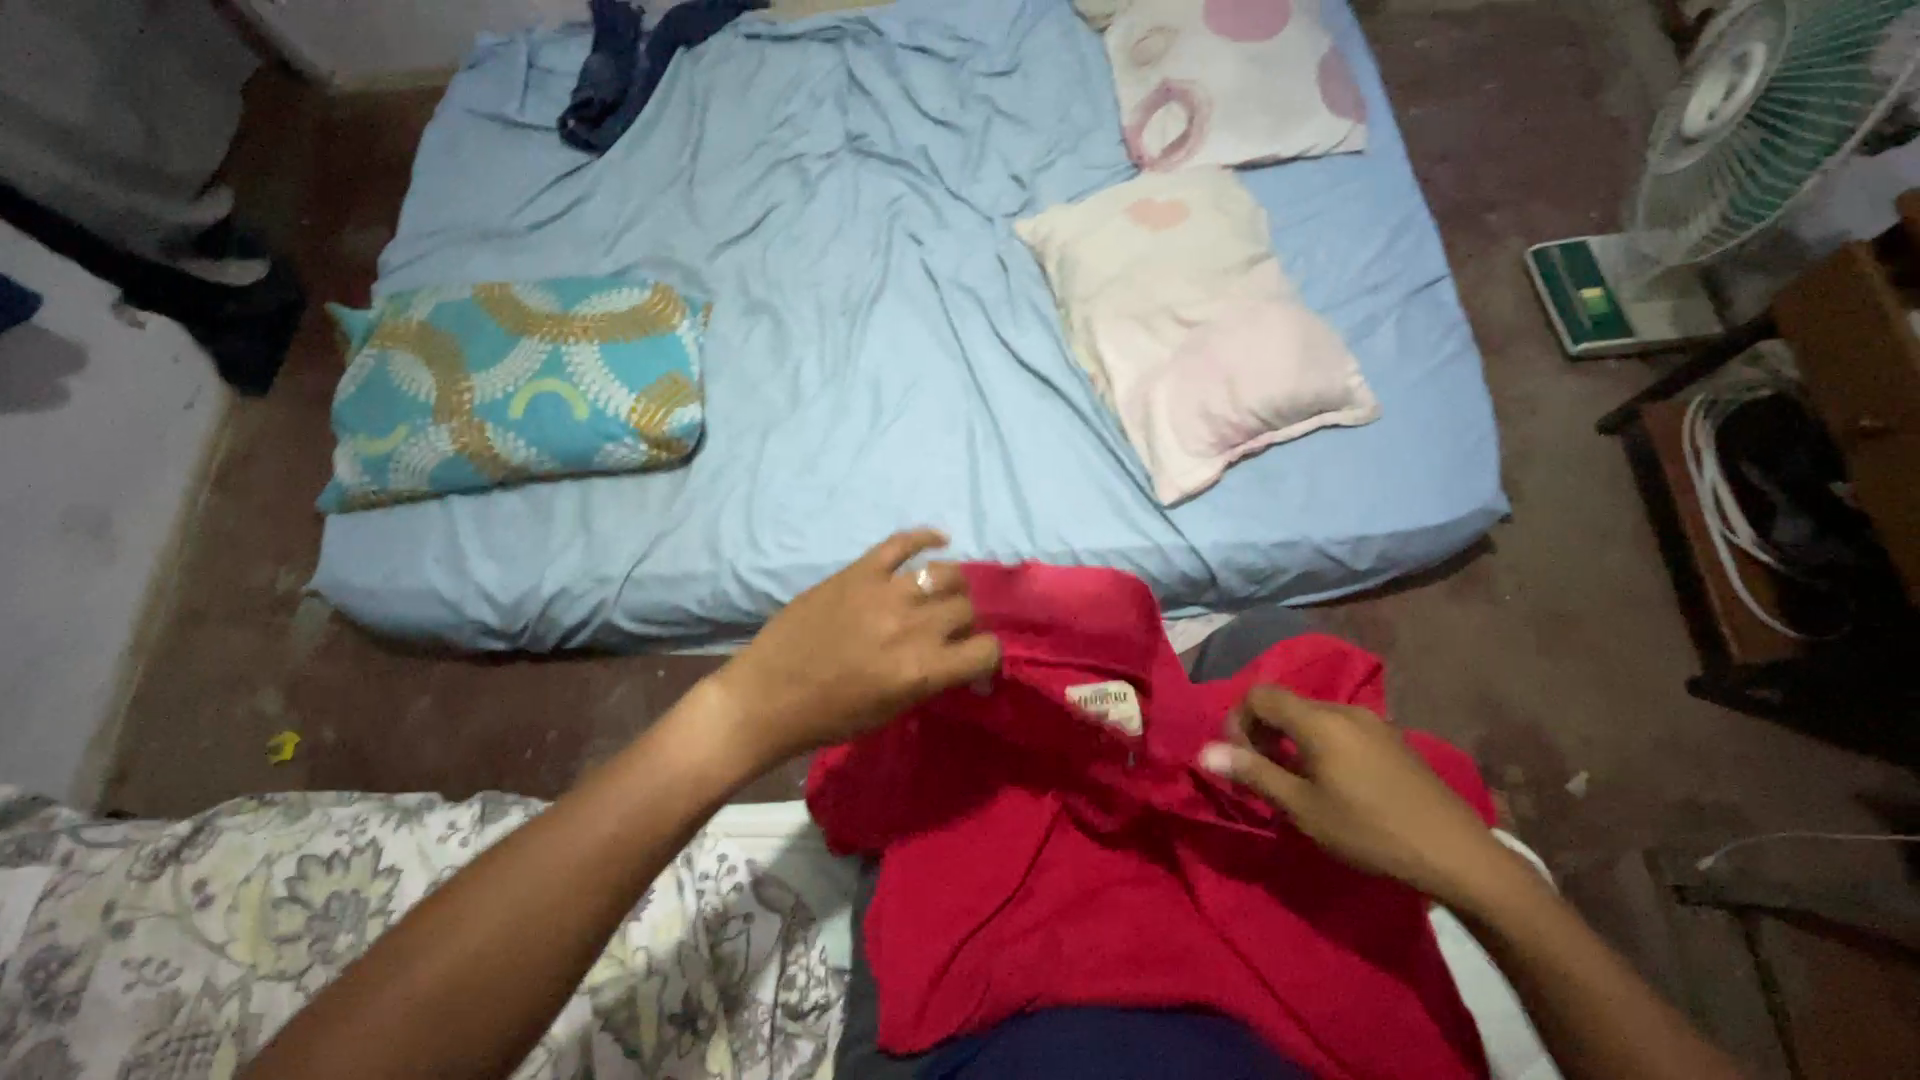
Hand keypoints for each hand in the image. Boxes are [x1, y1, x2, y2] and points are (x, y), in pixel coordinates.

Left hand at [705, 528, 1000, 769]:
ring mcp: (883, 593)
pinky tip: (939, 541)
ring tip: (940, 595)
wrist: (767, 696)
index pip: (986, 650)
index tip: (975, 662)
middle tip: (948, 631)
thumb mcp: (892, 710)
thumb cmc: (829, 717)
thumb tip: (961, 661)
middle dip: (965, 622)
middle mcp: (911, 627)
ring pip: (945, 573)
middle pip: (967, 609)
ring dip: (951, 586)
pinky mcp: (857, 572)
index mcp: (922, 670)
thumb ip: (931, 679)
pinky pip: (902, 542)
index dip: (987, 658)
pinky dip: (926, 537)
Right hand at [1200, 687, 1518, 907]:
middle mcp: (1346, 710)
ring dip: (1291, 743)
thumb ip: (1253, 774)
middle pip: (1287, 705)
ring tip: (1295, 786)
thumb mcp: (1303, 808)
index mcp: (1320, 721)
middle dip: (1263, 734)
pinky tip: (1333, 786)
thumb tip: (1205, 752)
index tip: (1239, 761)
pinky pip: (1341, 731)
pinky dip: (1320, 747)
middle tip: (1261, 778)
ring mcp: (1374, 724)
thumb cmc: (1369, 832)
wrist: (1457, 854)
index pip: (1260, 694)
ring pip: (1314, 719)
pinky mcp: (1393, 742)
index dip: (1238, 721)